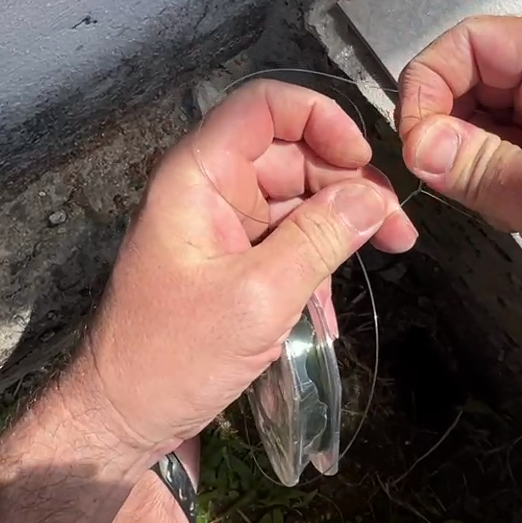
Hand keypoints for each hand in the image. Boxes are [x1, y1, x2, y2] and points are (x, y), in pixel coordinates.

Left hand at [71, 80, 417, 454]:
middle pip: (291, 152)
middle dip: (346, 182)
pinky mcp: (234, 257)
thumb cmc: (173, 355)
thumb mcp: (257, 297)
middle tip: (396, 227)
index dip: (319, 118)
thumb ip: (318, 240)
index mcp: (199, 174)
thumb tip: (373, 198)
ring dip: (342, 220)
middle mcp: (211, 186)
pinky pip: (288, 235)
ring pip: (296, 194)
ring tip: (390, 248)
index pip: (262, 107)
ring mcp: (223, 222)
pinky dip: (319, 255)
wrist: (125, 415)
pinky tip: (339, 296)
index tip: (363, 161)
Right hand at [395, 16, 521, 354]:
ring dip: (460, 152)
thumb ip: (477, 165)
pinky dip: (483, 174)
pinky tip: (482, 205)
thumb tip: (413, 144)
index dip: (430, 82)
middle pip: (478, 76)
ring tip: (456, 195)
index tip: (412, 143)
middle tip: (426, 177)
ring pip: (488, 117)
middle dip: (442, 121)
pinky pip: (507, 152)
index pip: (476, 41)